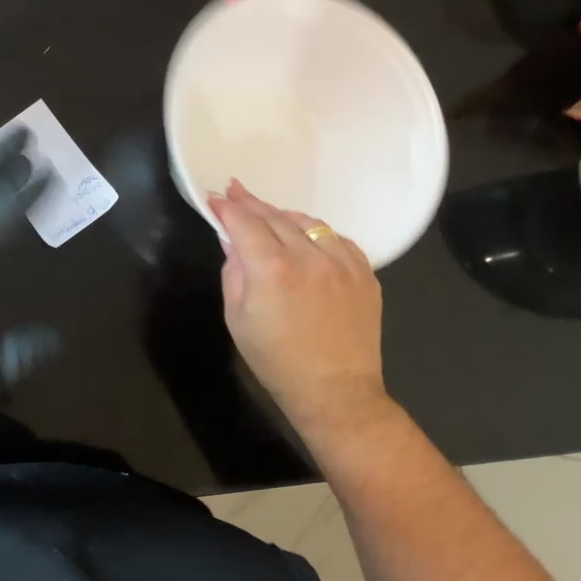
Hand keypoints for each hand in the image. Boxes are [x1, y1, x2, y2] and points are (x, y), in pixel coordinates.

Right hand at [207, 180, 390, 436]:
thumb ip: (233, 271)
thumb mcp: (237, 316)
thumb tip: (232, 241)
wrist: (334, 390)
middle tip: (235, 191)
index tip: (215, 198)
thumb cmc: (274, 358)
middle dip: (251, 203)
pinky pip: (338, 240)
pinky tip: (307, 237)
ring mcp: (342, 264)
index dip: (226, 207)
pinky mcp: (365, 275)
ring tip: (269, 213)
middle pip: (274, 217)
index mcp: (271, 268)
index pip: (244, 222)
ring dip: (284, 215)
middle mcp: (308, 256)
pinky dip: (317, 233)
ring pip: (309, 223)